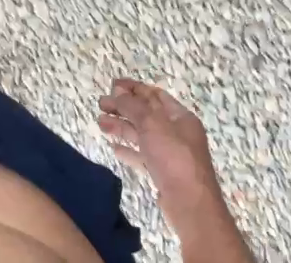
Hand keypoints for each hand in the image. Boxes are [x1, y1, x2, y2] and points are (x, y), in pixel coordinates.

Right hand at [97, 79, 223, 221]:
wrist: (190, 204)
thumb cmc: (173, 156)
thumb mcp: (151, 123)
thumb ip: (132, 106)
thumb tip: (117, 92)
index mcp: (180, 117)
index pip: (154, 95)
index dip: (134, 88)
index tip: (112, 85)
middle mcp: (176, 133)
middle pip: (146, 114)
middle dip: (123, 107)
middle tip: (101, 104)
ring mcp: (169, 154)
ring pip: (141, 135)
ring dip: (121, 127)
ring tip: (100, 123)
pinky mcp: (162, 173)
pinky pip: (142, 155)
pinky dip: (128, 149)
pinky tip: (114, 148)